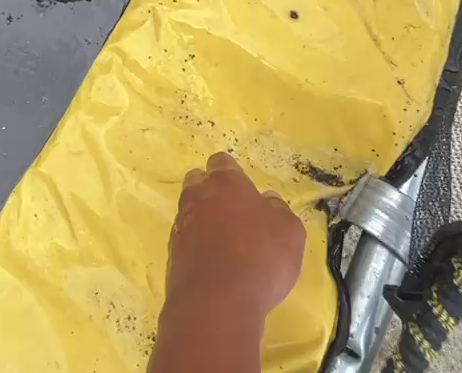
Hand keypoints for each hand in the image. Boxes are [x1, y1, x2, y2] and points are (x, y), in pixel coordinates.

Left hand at [165, 152, 305, 314]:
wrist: (217, 300)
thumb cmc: (260, 257)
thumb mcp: (289, 231)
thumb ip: (278, 209)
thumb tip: (267, 201)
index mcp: (224, 182)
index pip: (221, 162)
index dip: (233, 174)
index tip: (245, 192)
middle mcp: (197, 195)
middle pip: (197, 181)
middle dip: (211, 191)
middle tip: (234, 215)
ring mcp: (180, 223)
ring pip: (189, 210)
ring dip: (203, 220)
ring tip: (225, 245)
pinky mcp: (172, 251)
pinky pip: (184, 239)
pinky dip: (196, 246)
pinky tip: (213, 265)